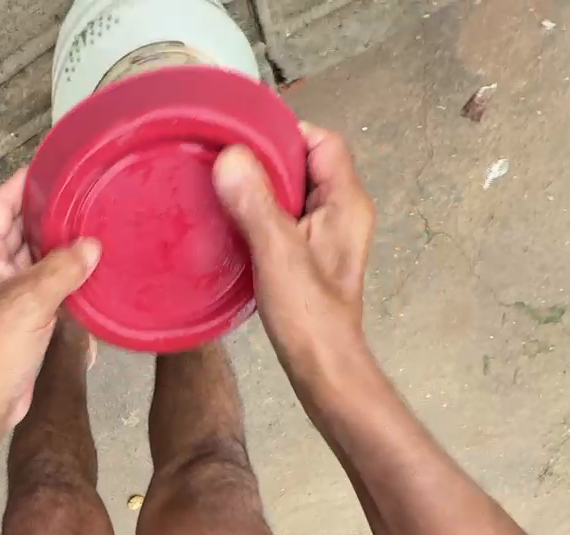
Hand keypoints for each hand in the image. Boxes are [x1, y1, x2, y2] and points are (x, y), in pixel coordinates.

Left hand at [0, 170, 100, 431]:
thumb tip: (91, 246)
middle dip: (45, 214)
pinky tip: (84, 271)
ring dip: (55, 247)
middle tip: (82, 197)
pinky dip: (58, 277)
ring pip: (29, 259)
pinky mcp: (15, 320)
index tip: (53, 167)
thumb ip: (62, 269)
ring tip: (89, 228)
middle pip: (15, 229)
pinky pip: (38, 287)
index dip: (23, 183)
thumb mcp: (29, 302)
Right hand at [213, 123, 375, 381]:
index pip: (321, 141)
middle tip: (224, 165)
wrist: (321, 365)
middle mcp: (342, 214)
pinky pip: (285, 224)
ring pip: (293, 197)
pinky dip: (260, 220)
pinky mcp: (310, 262)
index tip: (242, 138)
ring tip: (223, 194)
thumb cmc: (308, 315)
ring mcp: (327, 240)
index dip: (284, 133)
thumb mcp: (277, 252)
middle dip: (265, 162)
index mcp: (346, 202)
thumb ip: (255, 203)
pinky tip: (234, 230)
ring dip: (260, 193)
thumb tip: (229, 156)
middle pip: (305, 166)